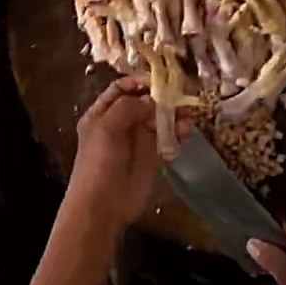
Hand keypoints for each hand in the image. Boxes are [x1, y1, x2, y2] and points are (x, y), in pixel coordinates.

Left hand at [66, 76, 180, 235]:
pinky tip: (185, 131)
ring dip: (174, 114)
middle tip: (181, 96)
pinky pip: (168, 138)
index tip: (159, 79)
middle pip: (144, 102)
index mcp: (102, 114)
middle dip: (162, 98)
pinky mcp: (153, 156)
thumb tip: (151, 99)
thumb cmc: (99, 163)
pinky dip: (178, 132)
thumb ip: (127, 108)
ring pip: (159, 119)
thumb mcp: (106, 129)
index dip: (138, 82)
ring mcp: (138, 139)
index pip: (121, 89)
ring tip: (186, 116)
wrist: (103, 205)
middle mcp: (120, 123)